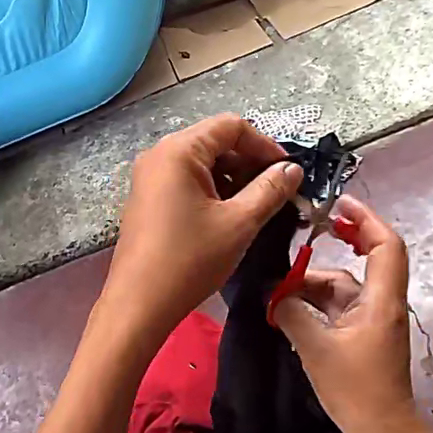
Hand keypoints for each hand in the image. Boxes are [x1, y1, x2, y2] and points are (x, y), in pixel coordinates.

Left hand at [102, 114, 301, 337]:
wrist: (139, 305)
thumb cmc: (190, 260)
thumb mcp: (239, 223)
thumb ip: (270, 190)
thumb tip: (293, 170)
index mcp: (179, 151)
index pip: (231, 126)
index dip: (265, 145)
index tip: (288, 173)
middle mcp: (160, 156)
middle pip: (216, 142)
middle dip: (250, 162)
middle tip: (278, 192)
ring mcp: (151, 178)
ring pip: (203, 164)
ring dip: (235, 179)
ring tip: (258, 207)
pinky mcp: (149, 200)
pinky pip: (188, 182)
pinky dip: (214, 191)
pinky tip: (231, 217)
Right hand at [273, 196, 428, 432]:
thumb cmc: (356, 391)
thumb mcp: (317, 349)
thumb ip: (293, 314)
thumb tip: (275, 294)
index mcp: (381, 299)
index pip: (385, 244)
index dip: (366, 218)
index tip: (339, 204)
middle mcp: (381, 301)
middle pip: (368, 257)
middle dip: (340, 242)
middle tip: (310, 230)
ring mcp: (373, 318)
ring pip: (346, 285)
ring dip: (315, 283)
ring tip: (280, 290)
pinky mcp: (363, 334)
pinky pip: (339, 306)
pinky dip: (316, 303)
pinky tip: (288, 309)